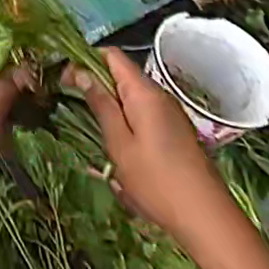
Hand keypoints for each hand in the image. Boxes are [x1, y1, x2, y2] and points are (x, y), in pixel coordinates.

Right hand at [69, 48, 240, 245]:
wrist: (203, 212)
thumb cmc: (156, 180)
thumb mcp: (119, 144)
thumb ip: (102, 106)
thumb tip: (82, 74)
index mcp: (143, 92)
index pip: (112, 56)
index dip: (86, 60)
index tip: (64, 79)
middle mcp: (158, 94)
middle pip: (121, 74)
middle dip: (95, 84)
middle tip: (71, 104)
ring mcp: (168, 111)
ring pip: (131, 95)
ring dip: (109, 104)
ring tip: (89, 126)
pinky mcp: (173, 129)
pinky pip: (143, 112)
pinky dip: (125, 119)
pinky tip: (115, 143)